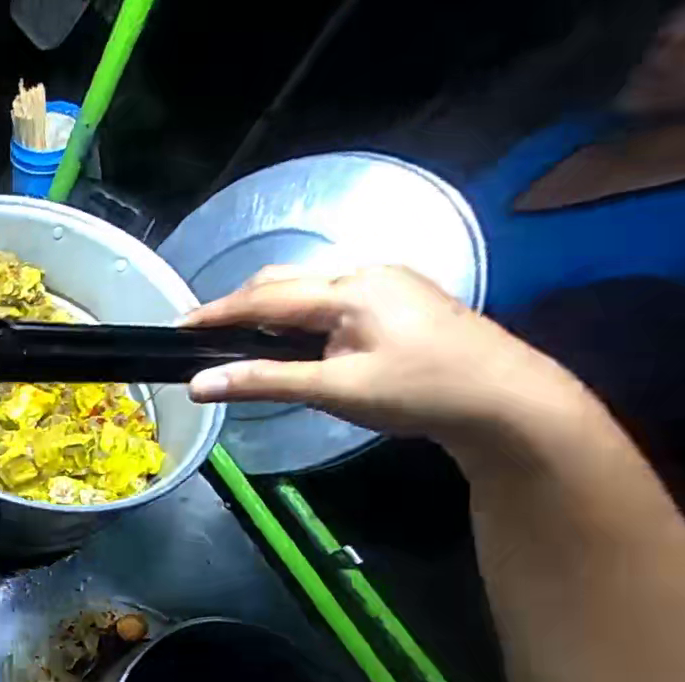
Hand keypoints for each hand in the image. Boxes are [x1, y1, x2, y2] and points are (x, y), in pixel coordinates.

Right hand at [182, 265, 587, 443]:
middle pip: (283, 281)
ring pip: (305, 288)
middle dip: (237, 304)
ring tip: (236, 338)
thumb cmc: (420, 391)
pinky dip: (293, 315)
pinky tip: (286, 339)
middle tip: (202, 334)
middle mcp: (367, 275)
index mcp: (351, 290)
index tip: (175, 326)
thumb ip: (262, 381)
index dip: (215, 311)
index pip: (264, 296)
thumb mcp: (333, 389)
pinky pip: (327, 299)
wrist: (509, 402)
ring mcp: (386, 285)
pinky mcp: (396, 301)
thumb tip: (198, 383)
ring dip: (265, 309)